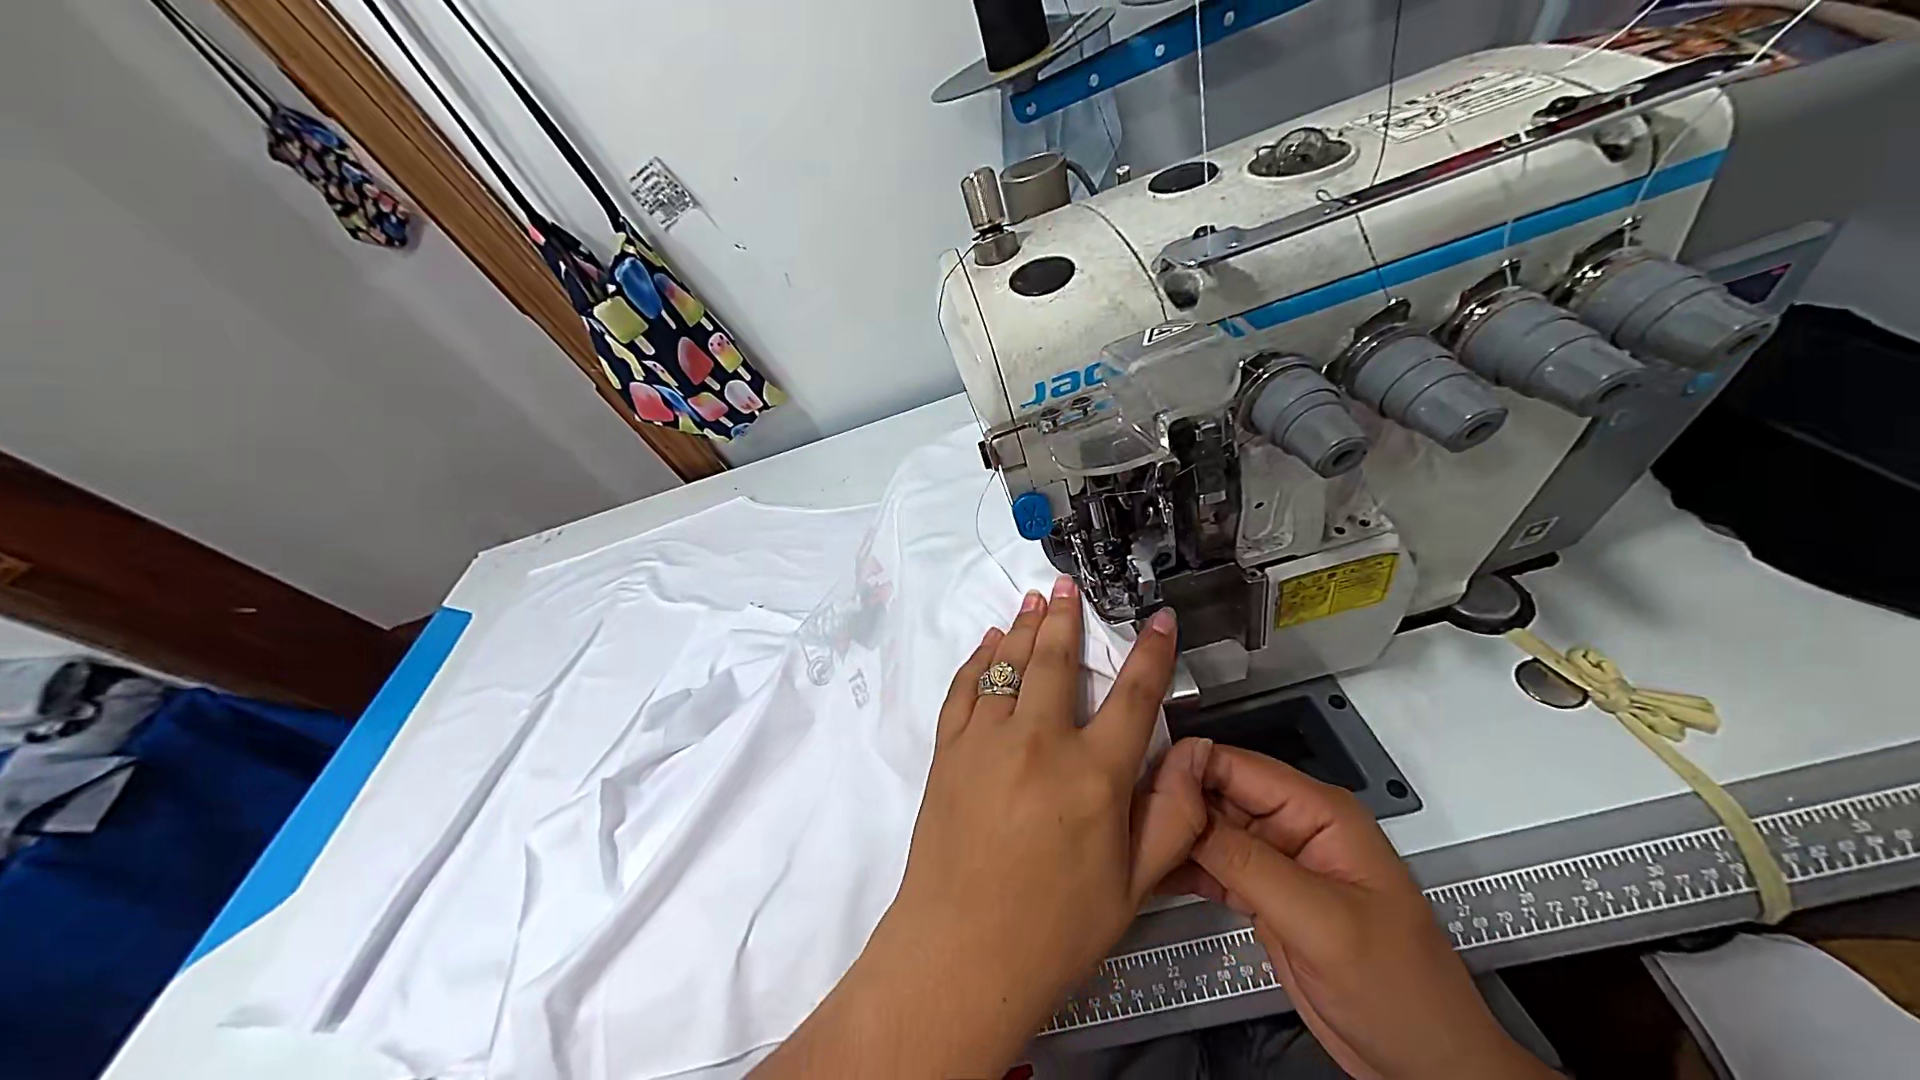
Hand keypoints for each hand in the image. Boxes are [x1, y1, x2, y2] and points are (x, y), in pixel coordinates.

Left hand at [754, 576, 1203, 1077]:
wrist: (959, 956)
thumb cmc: (1055, 930)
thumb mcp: (1135, 887)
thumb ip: (1172, 818)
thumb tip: (1192, 758)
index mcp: (1094, 775)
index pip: (1134, 695)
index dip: (1152, 652)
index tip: (1159, 618)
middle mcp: (1039, 742)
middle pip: (1055, 661)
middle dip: (1066, 617)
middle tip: (1066, 584)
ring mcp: (986, 741)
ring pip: (1007, 665)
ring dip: (1022, 627)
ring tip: (1032, 599)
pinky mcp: (948, 752)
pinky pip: (964, 690)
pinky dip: (976, 661)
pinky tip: (986, 646)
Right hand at [1156, 742, 1554, 1079]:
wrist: (1425, 1068)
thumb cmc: (1402, 992)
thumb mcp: (1322, 922)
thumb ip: (1249, 862)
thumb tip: (1186, 808)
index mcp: (1319, 812)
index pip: (1238, 766)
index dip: (1186, 767)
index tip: (1140, 780)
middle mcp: (1293, 826)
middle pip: (1215, 793)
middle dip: (1170, 802)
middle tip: (1122, 815)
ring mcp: (1275, 860)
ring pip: (1207, 829)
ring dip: (1170, 836)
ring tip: (1127, 842)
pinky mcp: (1262, 893)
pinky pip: (1211, 866)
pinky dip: (1181, 870)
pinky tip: (1150, 873)